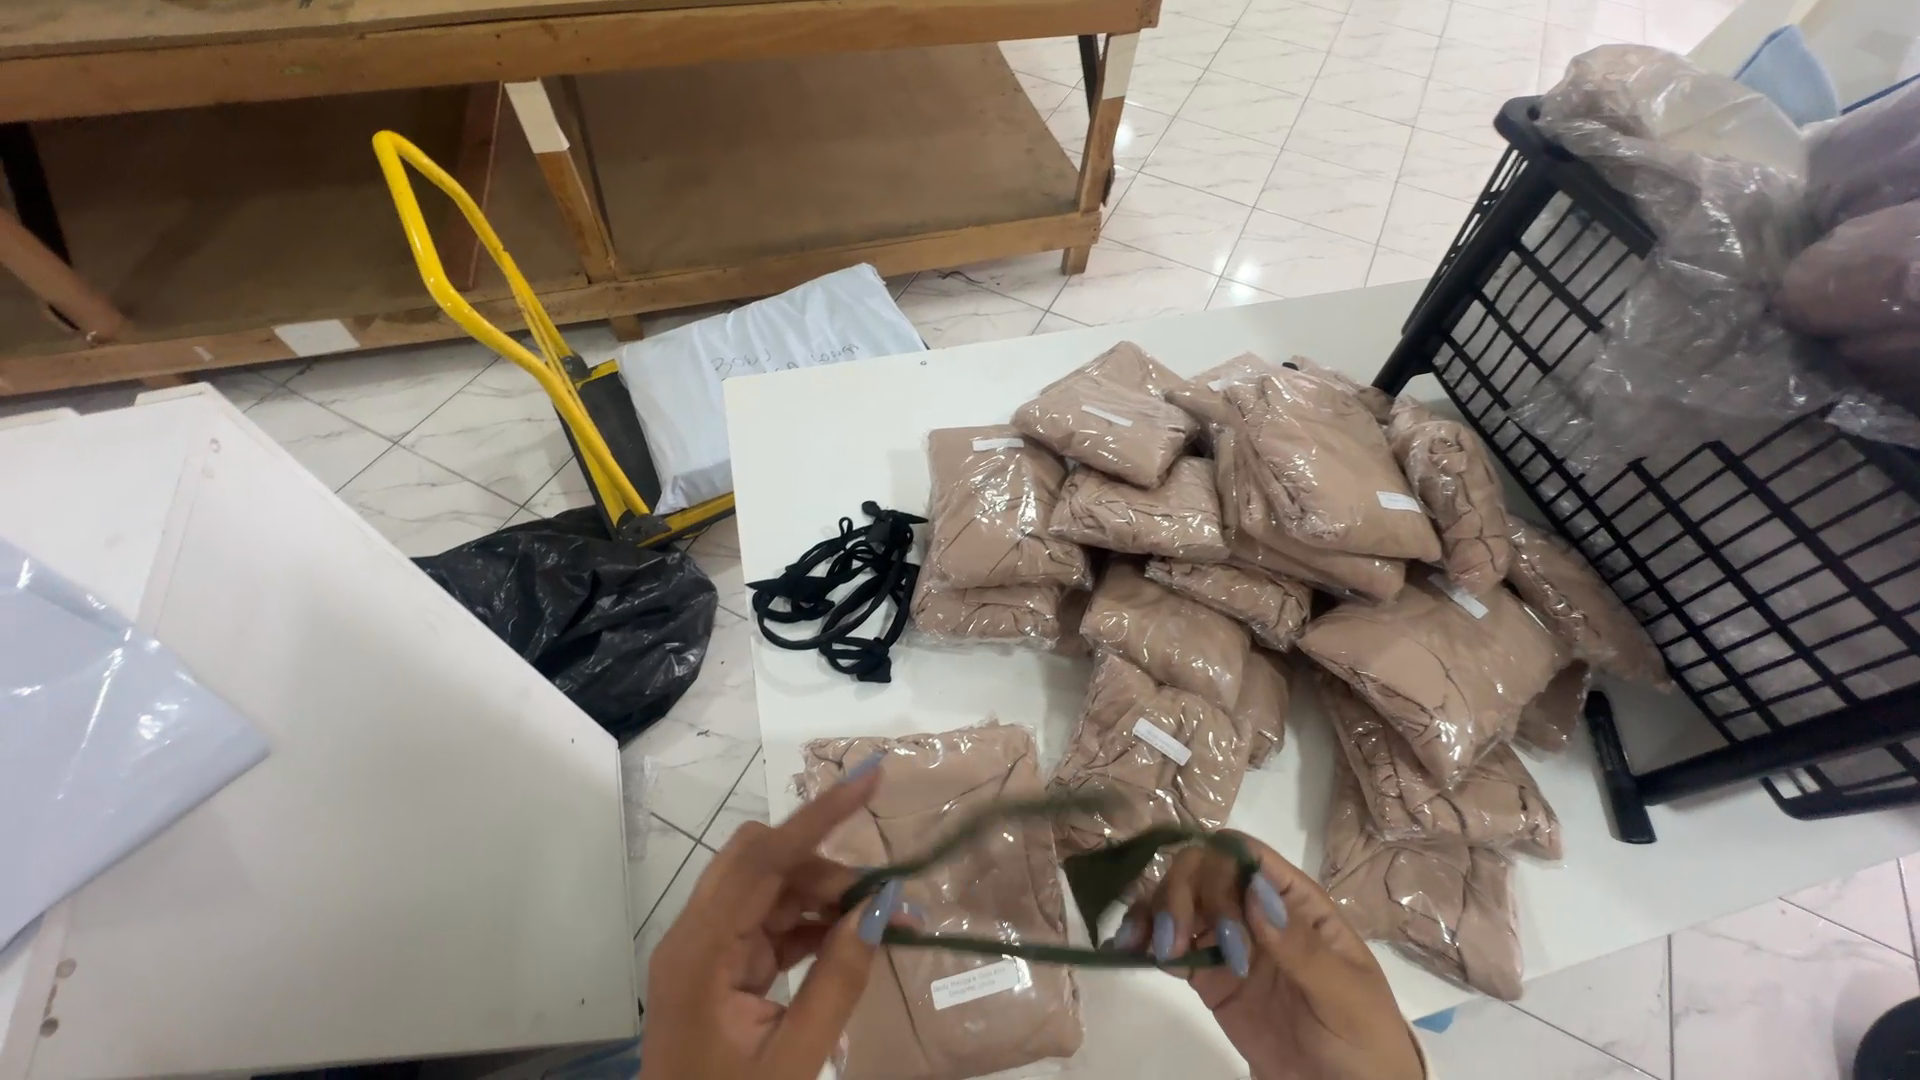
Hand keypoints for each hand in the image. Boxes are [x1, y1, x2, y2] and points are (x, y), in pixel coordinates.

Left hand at [638, 759, 897, 1079]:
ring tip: (881, 922)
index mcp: (699, 951)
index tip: (870, 779)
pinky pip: (772, 921)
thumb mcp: (793, 1059)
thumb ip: (839, 979)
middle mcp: (696, 934)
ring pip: (772, 887)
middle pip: (764, 861)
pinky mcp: (721, 965)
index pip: (762, 858)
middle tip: (884, 898)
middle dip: (827, 866)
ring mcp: (707, 948)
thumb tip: (881, 904)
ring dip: (826, 896)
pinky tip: (851, 939)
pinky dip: (814, 923)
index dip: (819, 815)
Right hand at [1114, 832, 1423, 1079]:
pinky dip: (1143, 938)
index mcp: (1292, 902)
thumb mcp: (1346, 997)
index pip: (1244, 855)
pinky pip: (1167, 942)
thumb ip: (1303, 948)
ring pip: (1177, 898)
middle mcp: (1253, 909)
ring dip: (1155, 912)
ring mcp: (1225, 940)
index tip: (1210, 911)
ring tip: (1149, 949)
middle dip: (1180, 896)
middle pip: (1200, 869)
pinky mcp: (1205, 975)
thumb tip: (1256, 891)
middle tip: (1175, 944)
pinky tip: (1128, 950)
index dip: (1217, 864)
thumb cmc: (1363, 1043)